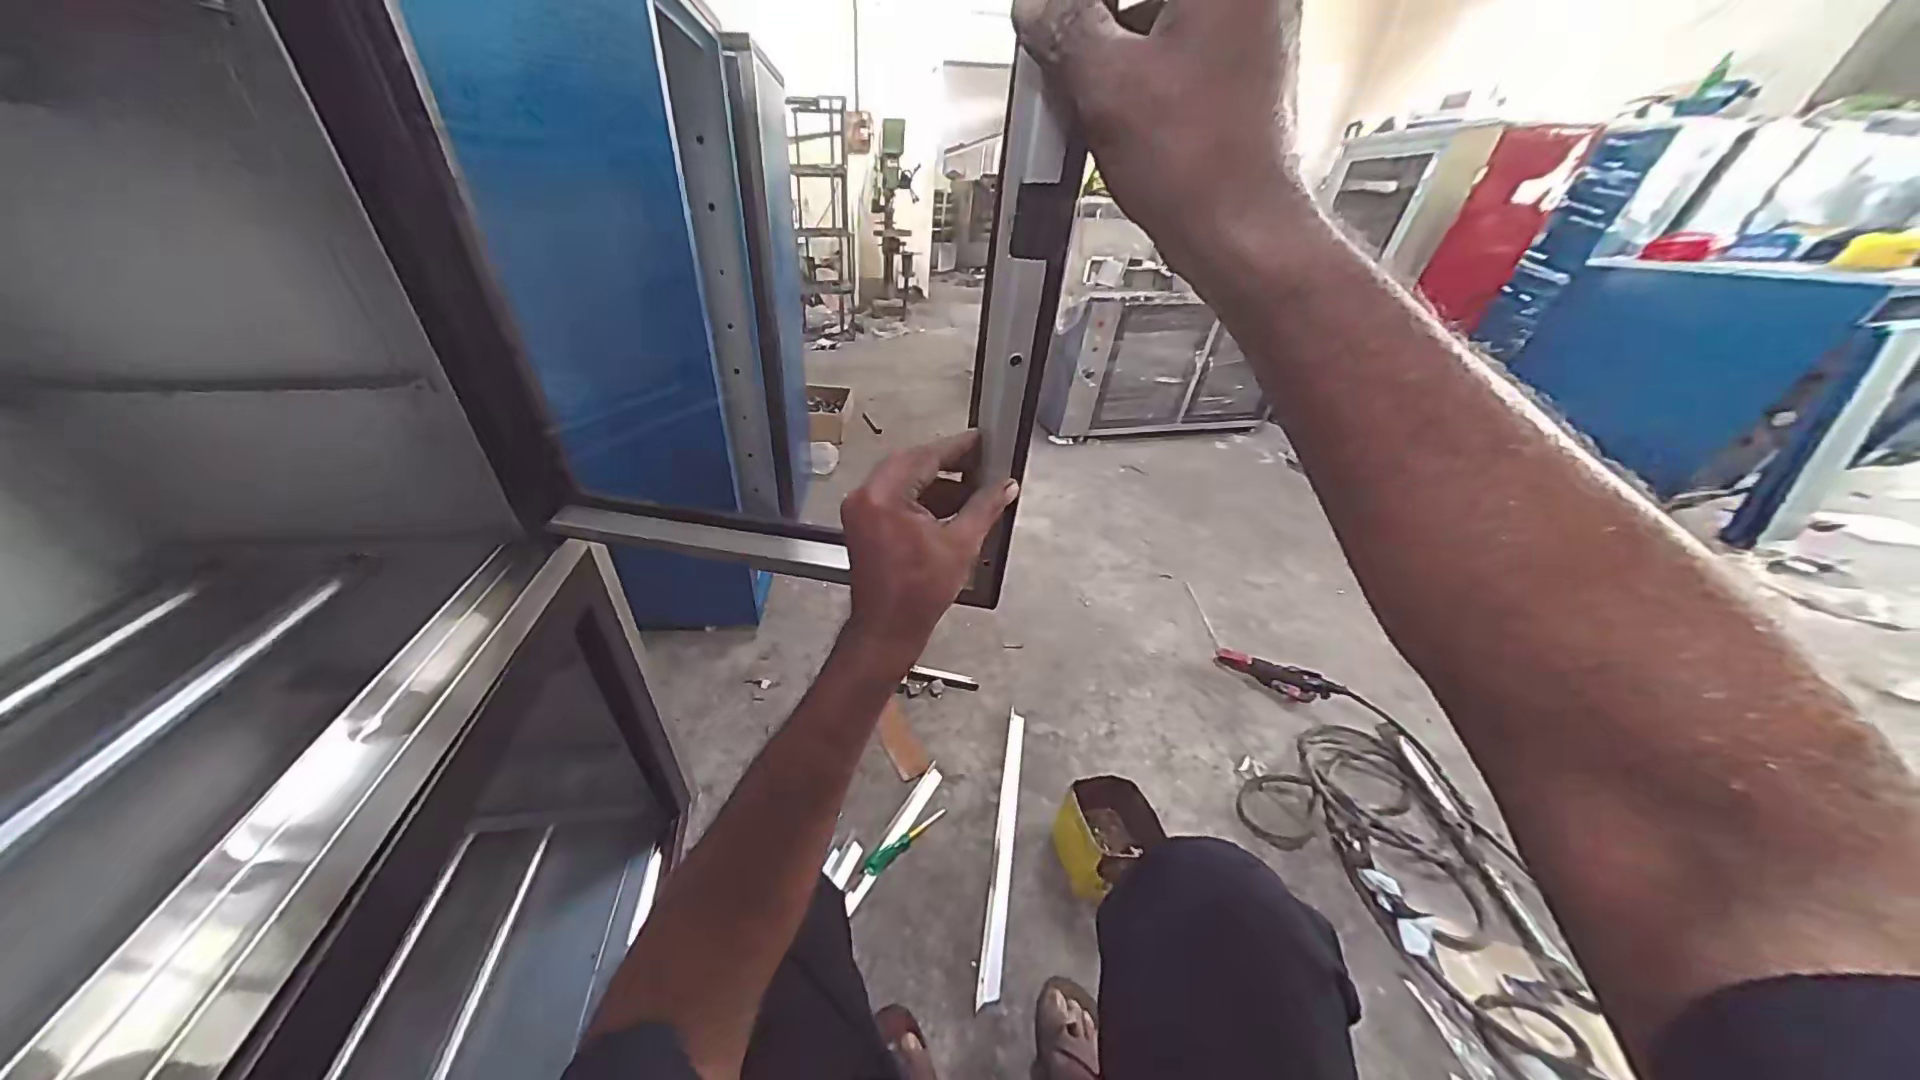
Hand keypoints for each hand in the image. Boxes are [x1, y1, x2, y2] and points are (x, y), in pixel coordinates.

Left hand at [840, 432, 1019, 656]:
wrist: (889, 626)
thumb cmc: (916, 593)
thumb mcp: (960, 544)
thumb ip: (984, 507)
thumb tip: (1004, 486)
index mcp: (882, 497)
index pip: (923, 457)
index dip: (957, 448)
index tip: (978, 440)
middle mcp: (865, 498)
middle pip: (911, 464)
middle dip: (948, 463)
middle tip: (979, 460)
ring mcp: (861, 511)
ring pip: (904, 480)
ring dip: (937, 482)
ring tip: (972, 486)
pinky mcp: (865, 523)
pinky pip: (896, 497)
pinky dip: (923, 498)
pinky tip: (952, 504)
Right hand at [1013, 0, 1314, 282]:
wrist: (1235, 231)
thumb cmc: (1197, 166)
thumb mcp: (1106, 87)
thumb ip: (1065, 29)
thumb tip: (1038, 8)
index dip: (1080, 8)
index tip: (1052, 19)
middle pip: (1148, 0)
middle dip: (1096, 21)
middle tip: (1060, 45)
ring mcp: (1250, 33)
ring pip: (1162, 20)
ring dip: (1115, 46)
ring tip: (1085, 92)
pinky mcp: (1238, 76)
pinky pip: (1177, 54)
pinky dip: (1139, 73)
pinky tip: (1114, 110)